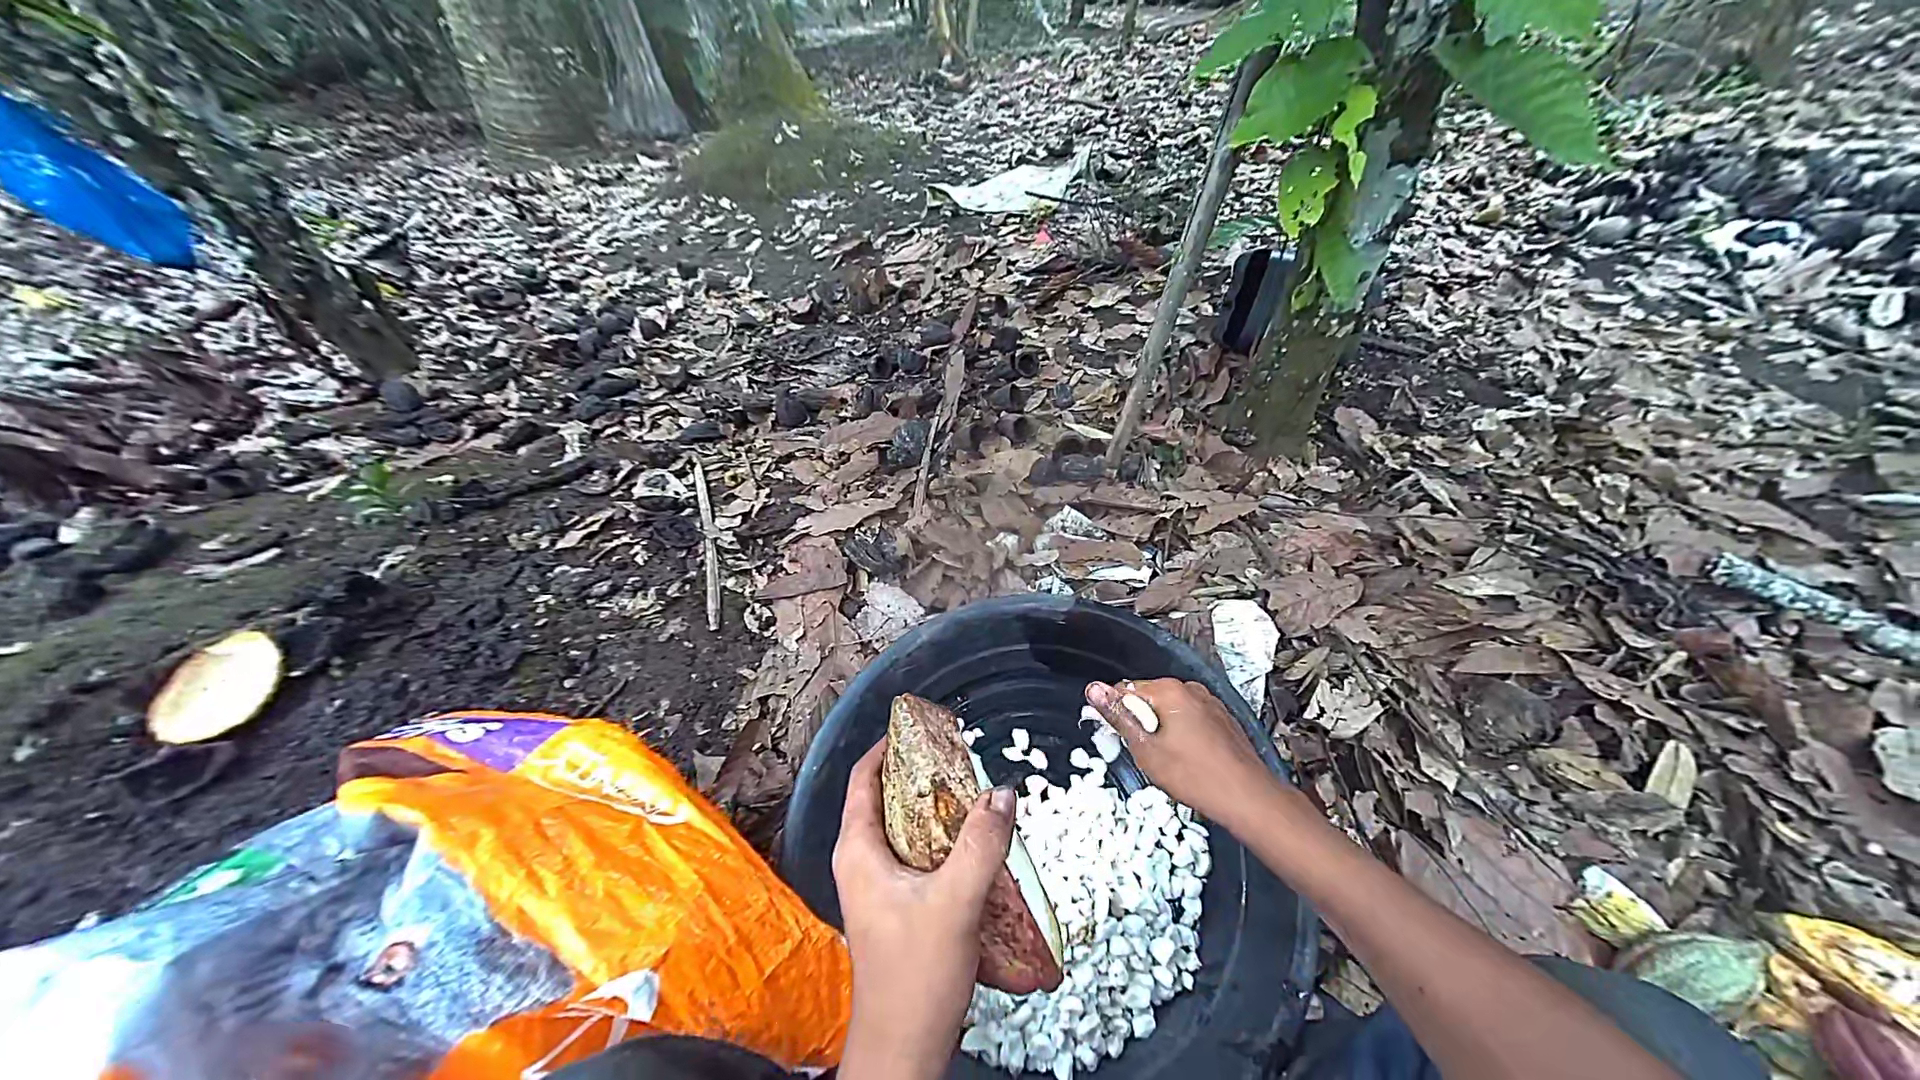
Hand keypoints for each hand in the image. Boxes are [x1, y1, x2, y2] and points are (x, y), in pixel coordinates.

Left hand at [833, 740, 1014, 1079]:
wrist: (905, 1047)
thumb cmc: (915, 977)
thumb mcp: (954, 901)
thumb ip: (981, 844)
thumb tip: (1001, 792)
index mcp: (857, 851)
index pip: (862, 779)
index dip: (885, 747)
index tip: (917, 727)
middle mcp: (861, 862)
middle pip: (885, 799)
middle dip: (918, 774)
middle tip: (957, 756)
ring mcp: (877, 885)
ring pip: (903, 828)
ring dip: (934, 808)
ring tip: (971, 792)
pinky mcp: (896, 904)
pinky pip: (916, 854)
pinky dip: (940, 838)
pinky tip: (972, 842)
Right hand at [1085, 678, 1281, 826]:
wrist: (1247, 797)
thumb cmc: (1198, 777)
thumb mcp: (1145, 748)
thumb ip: (1118, 716)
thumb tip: (1095, 690)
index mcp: (1169, 691)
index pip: (1124, 689)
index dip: (1114, 713)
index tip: (1114, 733)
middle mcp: (1190, 690)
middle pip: (1148, 698)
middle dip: (1140, 722)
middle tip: (1142, 752)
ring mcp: (1209, 703)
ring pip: (1170, 710)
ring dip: (1161, 729)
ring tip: (1166, 759)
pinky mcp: (1221, 719)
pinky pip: (1190, 719)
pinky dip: (1182, 734)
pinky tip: (1186, 759)